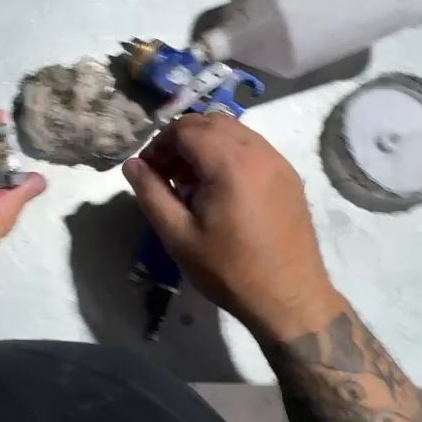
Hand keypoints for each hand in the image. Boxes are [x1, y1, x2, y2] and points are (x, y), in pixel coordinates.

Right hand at [123, 112, 340, 340]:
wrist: (289, 298)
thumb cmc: (229, 270)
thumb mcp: (178, 236)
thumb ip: (151, 193)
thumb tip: (132, 164)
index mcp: (230, 164)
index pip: (186, 129)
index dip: (160, 144)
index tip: (149, 171)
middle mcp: (259, 153)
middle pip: (210, 122)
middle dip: (181, 140)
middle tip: (166, 174)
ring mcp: (278, 162)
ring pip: (233, 131)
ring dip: (204, 145)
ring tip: (190, 183)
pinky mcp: (288, 176)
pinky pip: (251, 147)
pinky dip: (227, 153)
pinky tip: (218, 190)